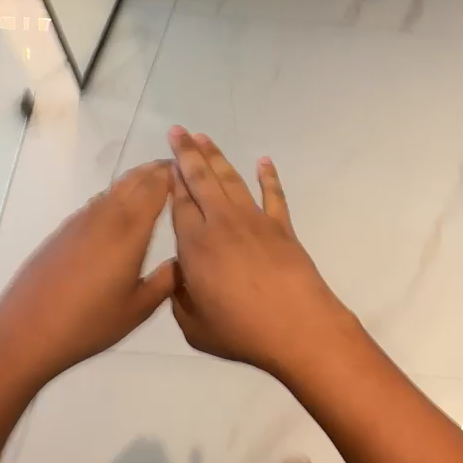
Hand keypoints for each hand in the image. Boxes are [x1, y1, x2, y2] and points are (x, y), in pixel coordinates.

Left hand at [0, 161, 178, 388]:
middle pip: (135, 180)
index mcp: (130, 230)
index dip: (174, 173)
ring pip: (114, 189)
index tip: (193, 169)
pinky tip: (120, 213)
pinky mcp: (63, 233)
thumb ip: (167, 281)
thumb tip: (186, 261)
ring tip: (155, 185)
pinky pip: (98, 203)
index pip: (157, 186)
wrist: (24, 334)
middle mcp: (106, 216)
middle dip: (158, 171)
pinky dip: (116, 197)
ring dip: (136, 181)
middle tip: (179, 169)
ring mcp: (80, 222)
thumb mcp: (139, 308)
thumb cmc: (88, 323)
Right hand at [166, 128, 358, 378]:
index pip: (179, 205)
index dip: (172, 181)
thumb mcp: (194, 326)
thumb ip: (181, 299)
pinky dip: (269, 176)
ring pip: (232, 180)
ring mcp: (255, 222)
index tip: (165, 161)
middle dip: (187, 154)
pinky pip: (274, 195)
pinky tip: (263, 161)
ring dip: (217, 157)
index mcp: (195, 247)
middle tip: (178, 130)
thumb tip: (180, 278)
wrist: (297, 326)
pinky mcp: (282, 227)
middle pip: (201, 181)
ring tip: (204, 137)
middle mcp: (222, 224)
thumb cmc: (241, 332)